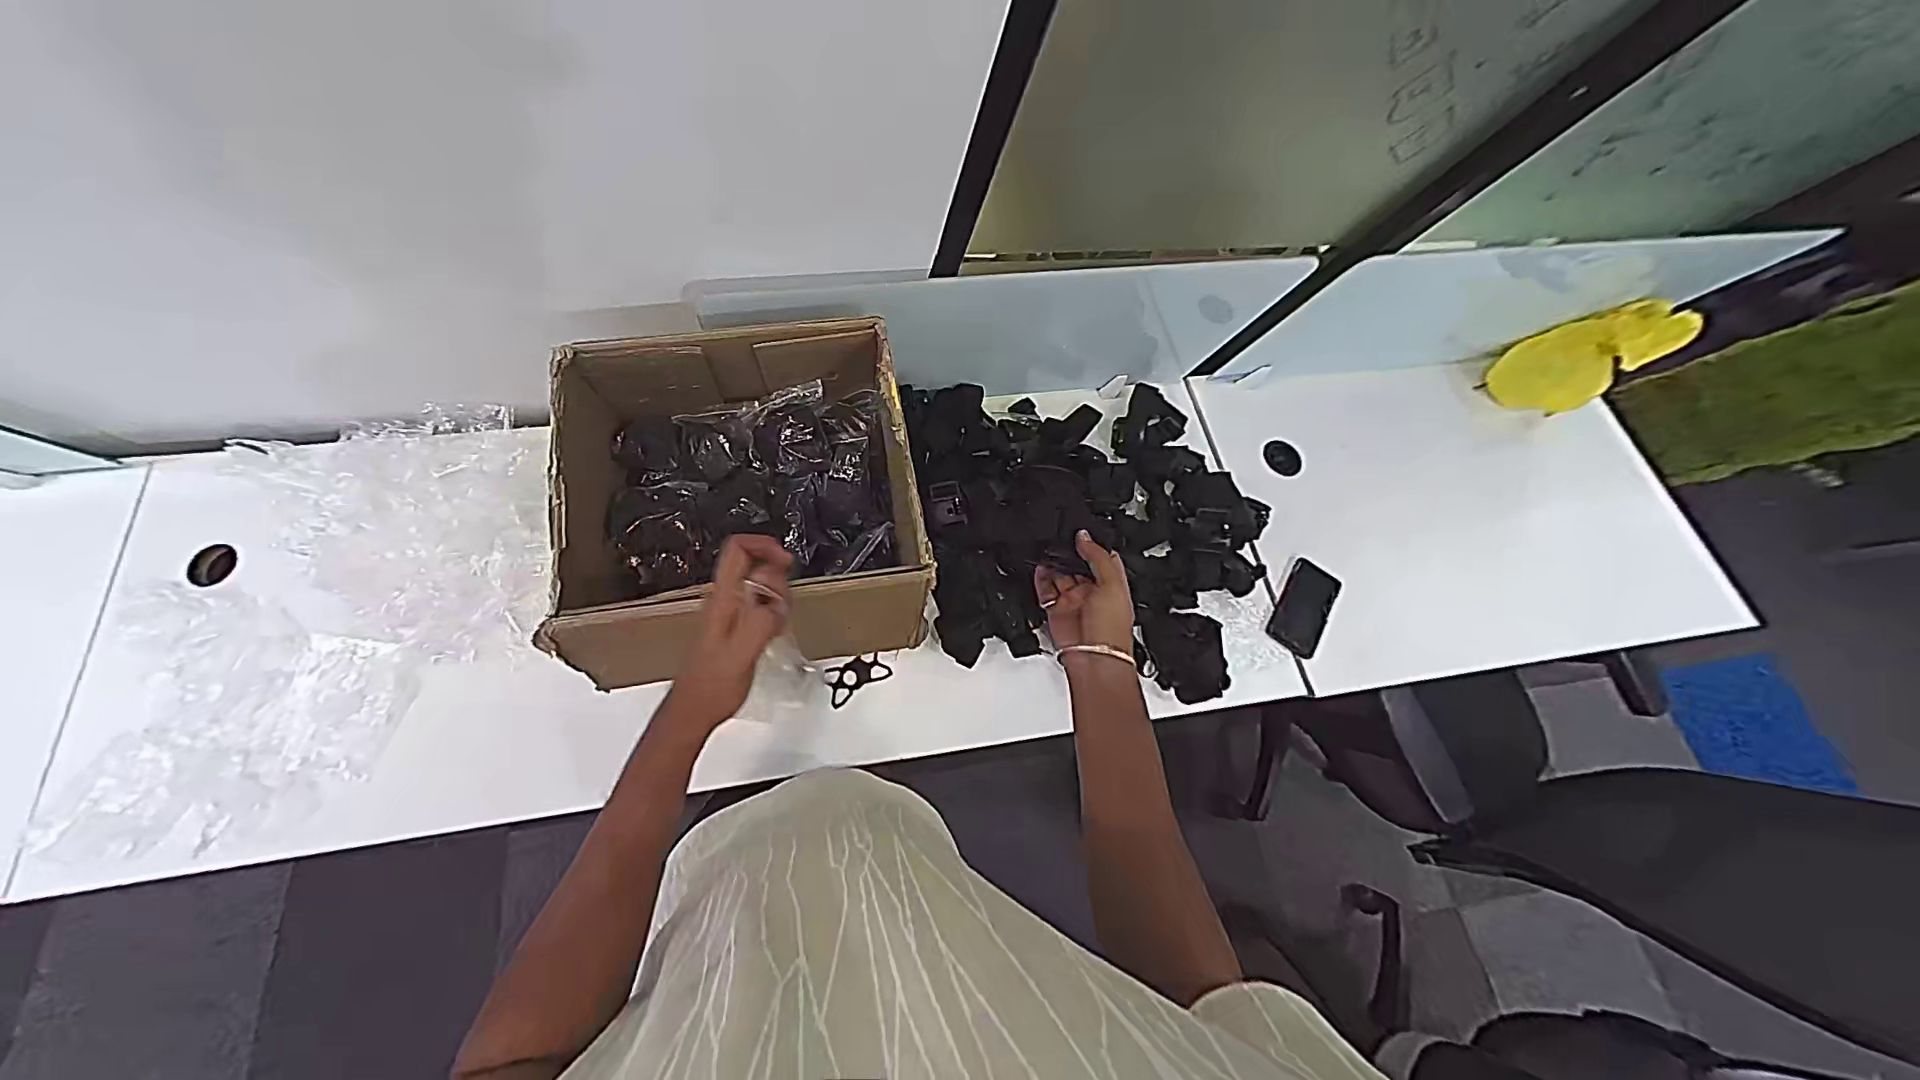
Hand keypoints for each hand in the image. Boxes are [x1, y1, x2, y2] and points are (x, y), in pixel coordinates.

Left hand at [662, 534, 793, 731]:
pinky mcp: (735, 626)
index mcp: (723, 600)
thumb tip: (775, 595)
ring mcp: (728, 612)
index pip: (738, 549)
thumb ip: (759, 620)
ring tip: (779, 617)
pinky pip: (759, 603)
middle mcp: (723, 601)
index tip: (785, 561)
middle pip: (753, 562)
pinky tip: (774, 628)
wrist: (693, 711)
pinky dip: (773, 609)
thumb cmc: (711, 687)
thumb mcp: (741, 653)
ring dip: (777, 593)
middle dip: (777, 574)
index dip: (765, 546)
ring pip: (758, 582)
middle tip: (783, 600)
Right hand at [1034, 530, 1134, 655]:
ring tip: (1047, 550)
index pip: (1102, 558)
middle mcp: (1092, 592)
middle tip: (1060, 539)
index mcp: (1111, 584)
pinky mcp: (1056, 610)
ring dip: (1053, 563)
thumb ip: (1098, 557)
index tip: (1081, 531)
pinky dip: (1040, 578)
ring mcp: (1073, 601)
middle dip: (1069, 553)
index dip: (1092, 544)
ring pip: (1060, 576)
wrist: (1094, 658)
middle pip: (1077, 565)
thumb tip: (1084, 537)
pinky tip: (1039, 567)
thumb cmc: (1111, 630)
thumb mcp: (1112, 584)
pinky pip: (1045, 590)